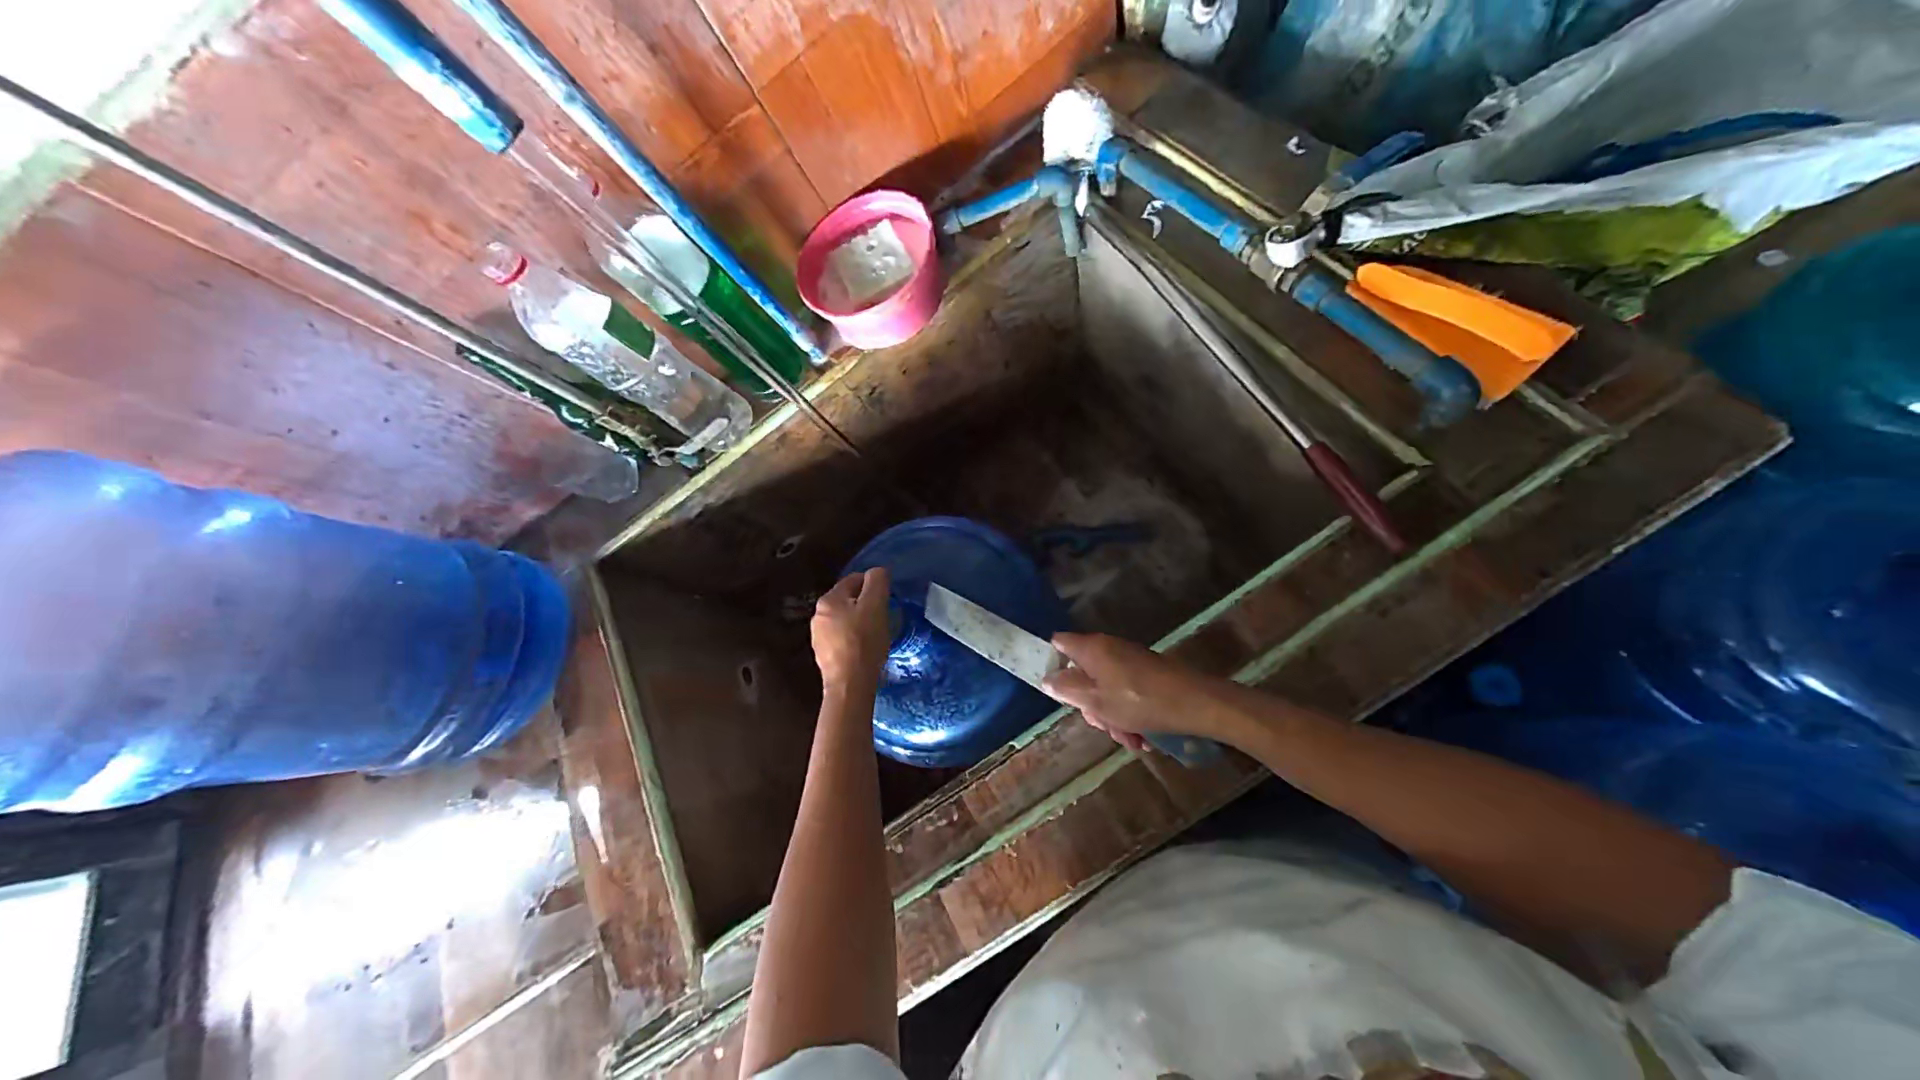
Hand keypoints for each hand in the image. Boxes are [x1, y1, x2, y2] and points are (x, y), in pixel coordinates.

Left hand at [811, 568, 892, 691]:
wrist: (850, 684)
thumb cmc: (864, 642)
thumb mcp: (876, 606)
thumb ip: (877, 582)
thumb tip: (877, 571)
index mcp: (828, 599)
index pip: (854, 580)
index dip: (873, 586)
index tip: (887, 599)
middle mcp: (818, 615)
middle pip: (848, 600)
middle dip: (866, 605)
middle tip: (883, 617)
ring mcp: (818, 636)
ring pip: (844, 620)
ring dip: (859, 623)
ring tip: (875, 635)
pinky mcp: (823, 655)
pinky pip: (842, 638)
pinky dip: (853, 639)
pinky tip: (864, 650)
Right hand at [1041, 632, 1234, 752]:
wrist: (1197, 704)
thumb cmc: (1139, 701)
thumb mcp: (1095, 701)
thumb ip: (1067, 689)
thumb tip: (1047, 678)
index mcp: (1092, 649)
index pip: (1059, 644)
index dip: (1052, 664)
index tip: (1057, 691)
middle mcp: (1109, 649)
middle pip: (1083, 674)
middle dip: (1090, 704)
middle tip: (1102, 725)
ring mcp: (1130, 661)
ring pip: (1106, 689)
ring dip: (1112, 716)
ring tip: (1129, 738)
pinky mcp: (1148, 674)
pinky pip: (1127, 693)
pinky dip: (1130, 714)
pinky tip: (1143, 736)